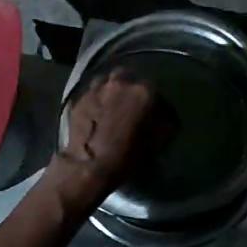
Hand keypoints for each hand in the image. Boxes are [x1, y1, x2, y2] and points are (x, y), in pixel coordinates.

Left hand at [51, 72, 171, 206]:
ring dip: (114, 91)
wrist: (90, 165)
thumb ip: (165, 124)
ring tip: (113, 107)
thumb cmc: (127, 156)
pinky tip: (98, 113)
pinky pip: (94, 94)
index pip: (158, 97)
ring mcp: (98, 88)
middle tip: (133, 109)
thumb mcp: (157, 142)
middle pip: (131, 81)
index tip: (158, 120)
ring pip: (110, 82)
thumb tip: (167, 119)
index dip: (160, 110)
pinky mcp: (80, 98)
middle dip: (134, 92)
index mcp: (145, 92)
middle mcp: (121, 82)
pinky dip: (98, 100)